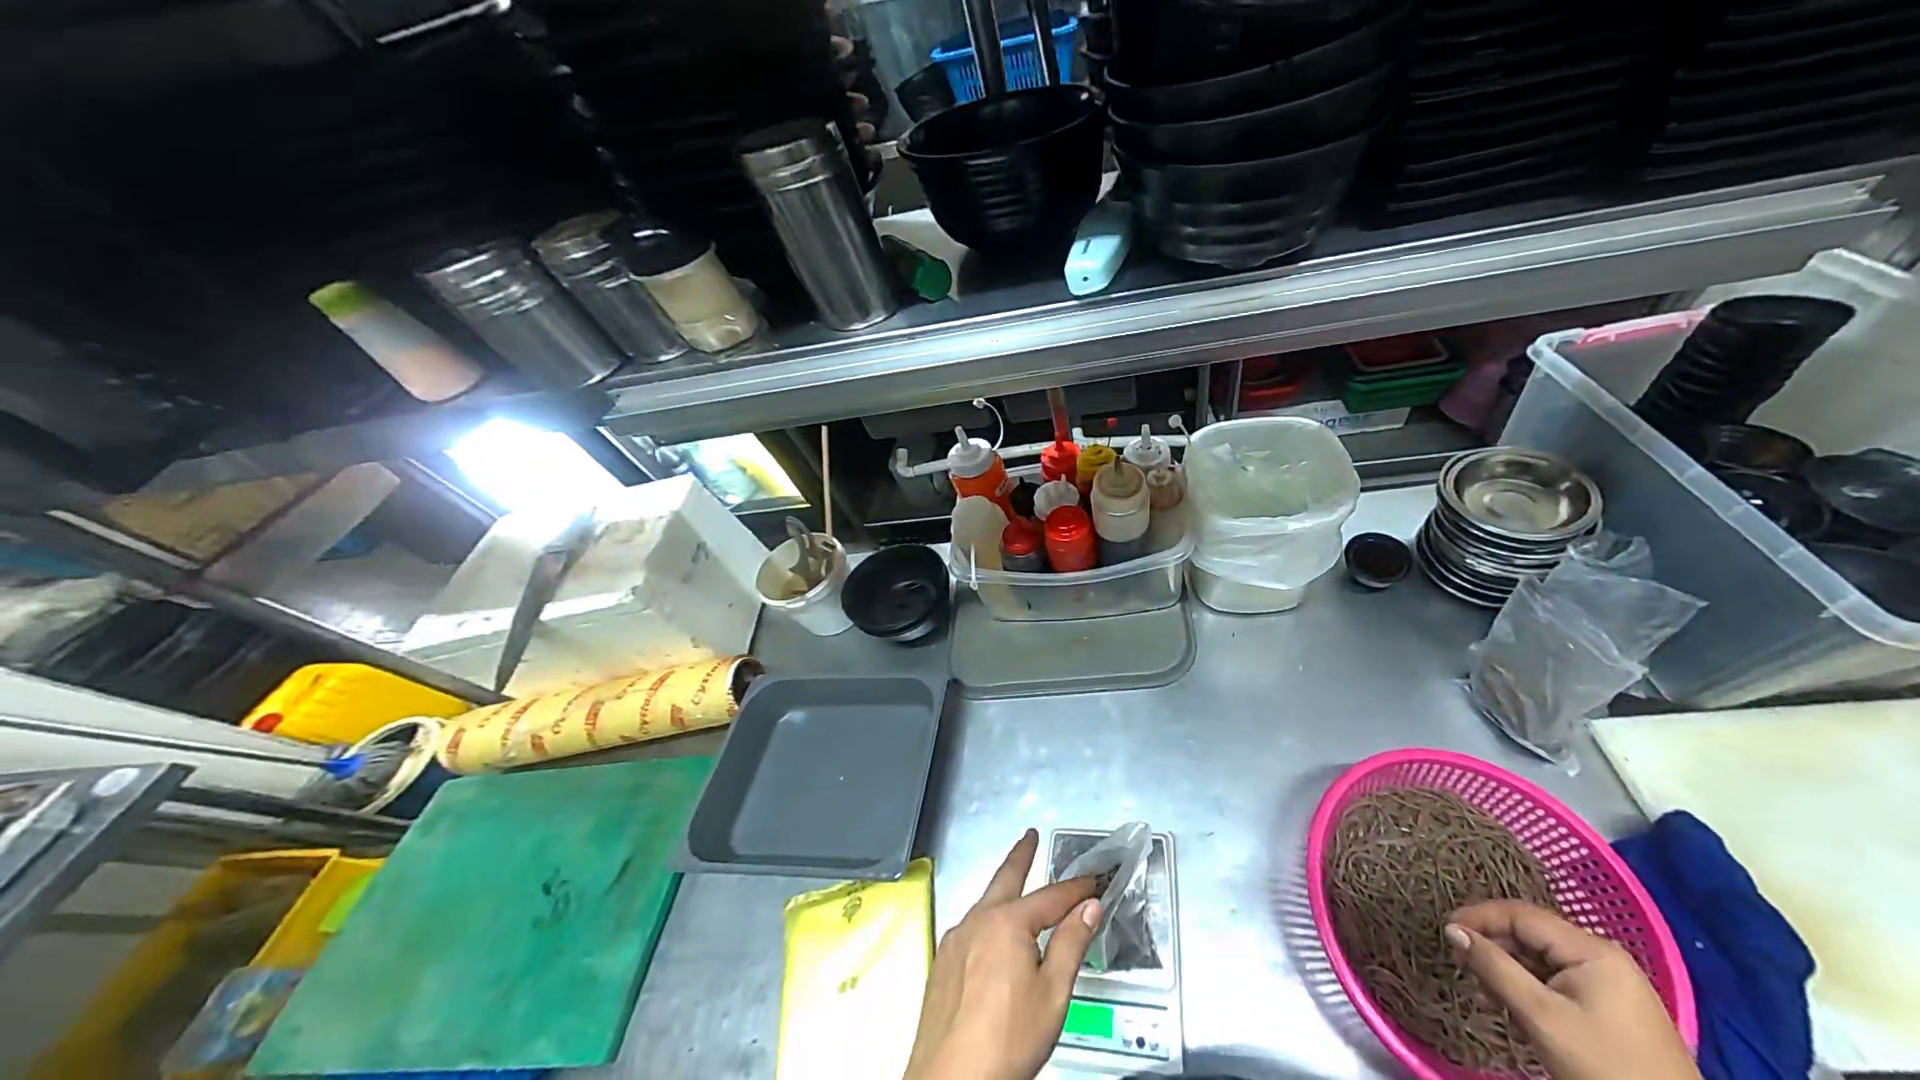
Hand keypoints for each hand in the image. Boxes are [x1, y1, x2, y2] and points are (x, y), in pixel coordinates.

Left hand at [905, 829, 1100, 1079]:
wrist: (951, 1079)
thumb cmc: (1008, 1039)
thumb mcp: (1053, 993)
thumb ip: (1071, 944)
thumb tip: (1089, 907)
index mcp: (1006, 924)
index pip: (1050, 898)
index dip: (1075, 889)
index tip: (1093, 880)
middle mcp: (976, 922)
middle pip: (1005, 880)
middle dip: (1020, 857)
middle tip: (1029, 837)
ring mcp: (954, 940)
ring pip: (984, 903)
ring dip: (1002, 887)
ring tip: (1014, 880)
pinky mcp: (942, 962)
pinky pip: (970, 926)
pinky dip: (987, 916)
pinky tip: (992, 932)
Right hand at [1446, 901, 1700, 1079]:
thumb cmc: (1603, 1066)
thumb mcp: (1541, 1016)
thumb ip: (1494, 967)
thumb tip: (1453, 930)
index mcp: (1591, 950)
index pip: (1520, 914)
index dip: (1478, 917)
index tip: (1446, 934)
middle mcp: (1602, 955)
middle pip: (1530, 935)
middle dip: (1494, 949)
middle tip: (1466, 971)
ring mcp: (1611, 980)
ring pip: (1542, 959)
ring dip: (1509, 971)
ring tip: (1489, 996)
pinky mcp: (1611, 1003)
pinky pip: (1558, 979)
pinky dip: (1531, 988)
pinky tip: (1517, 1009)